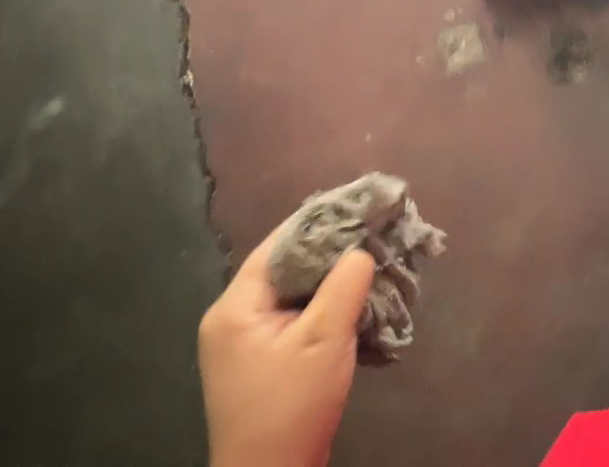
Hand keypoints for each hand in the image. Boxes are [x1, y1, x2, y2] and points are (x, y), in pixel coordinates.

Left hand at [199, 226, 375, 466]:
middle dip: (333, 248)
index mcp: (235, 306)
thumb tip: (362, 248)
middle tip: (375, 231)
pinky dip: (326, 303)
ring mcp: (245, 342)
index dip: (323, 219)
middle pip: (288, 265)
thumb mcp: (325, 338)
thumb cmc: (292, 406)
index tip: (363, 203)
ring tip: (374, 259)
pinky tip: (357, 299)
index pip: (281, 243)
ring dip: (333, 277)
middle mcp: (233, 317)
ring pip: (295, 290)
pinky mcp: (263, 361)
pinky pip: (297, 314)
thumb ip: (345, 284)